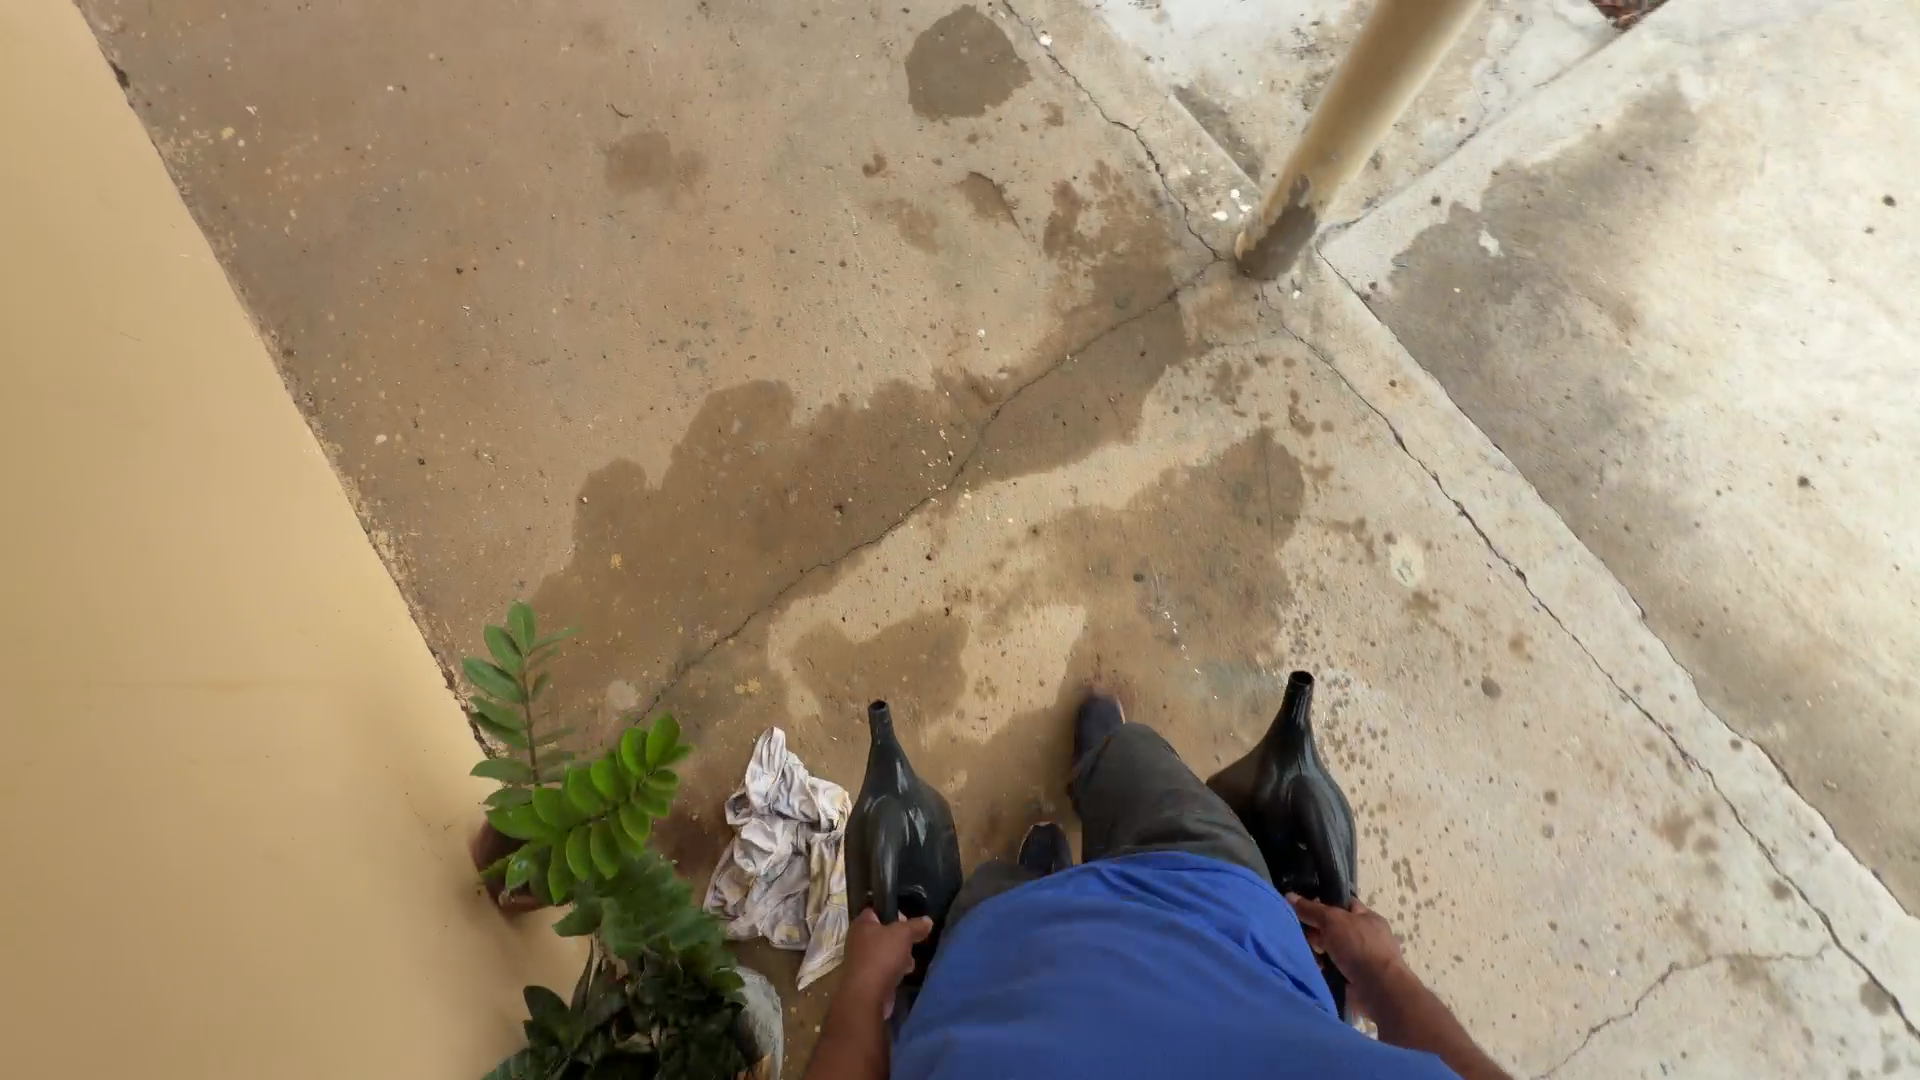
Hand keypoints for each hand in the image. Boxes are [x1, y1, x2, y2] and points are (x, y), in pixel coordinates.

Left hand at [841, 908, 933, 1017]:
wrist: (867, 997)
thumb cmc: (882, 956)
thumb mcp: (904, 934)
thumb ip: (916, 925)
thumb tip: (928, 921)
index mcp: (862, 924)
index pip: (876, 910)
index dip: (892, 912)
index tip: (908, 919)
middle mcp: (858, 940)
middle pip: (883, 932)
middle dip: (900, 938)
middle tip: (912, 941)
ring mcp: (861, 961)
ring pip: (885, 952)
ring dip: (899, 956)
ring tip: (910, 961)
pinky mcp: (866, 979)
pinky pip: (884, 968)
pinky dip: (894, 970)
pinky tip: (904, 974)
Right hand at [1287, 894, 1407, 1011]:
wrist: (1380, 991)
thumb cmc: (1360, 947)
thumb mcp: (1332, 920)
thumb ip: (1311, 908)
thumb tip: (1289, 896)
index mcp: (1368, 918)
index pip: (1341, 903)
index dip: (1322, 902)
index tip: (1302, 907)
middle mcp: (1367, 937)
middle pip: (1333, 927)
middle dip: (1317, 931)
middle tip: (1306, 935)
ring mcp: (1363, 959)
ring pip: (1331, 948)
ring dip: (1319, 951)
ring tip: (1310, 954)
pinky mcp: (1357, 978)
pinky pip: (1334, 967)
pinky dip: (1324, 968)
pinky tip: (1316, 968)